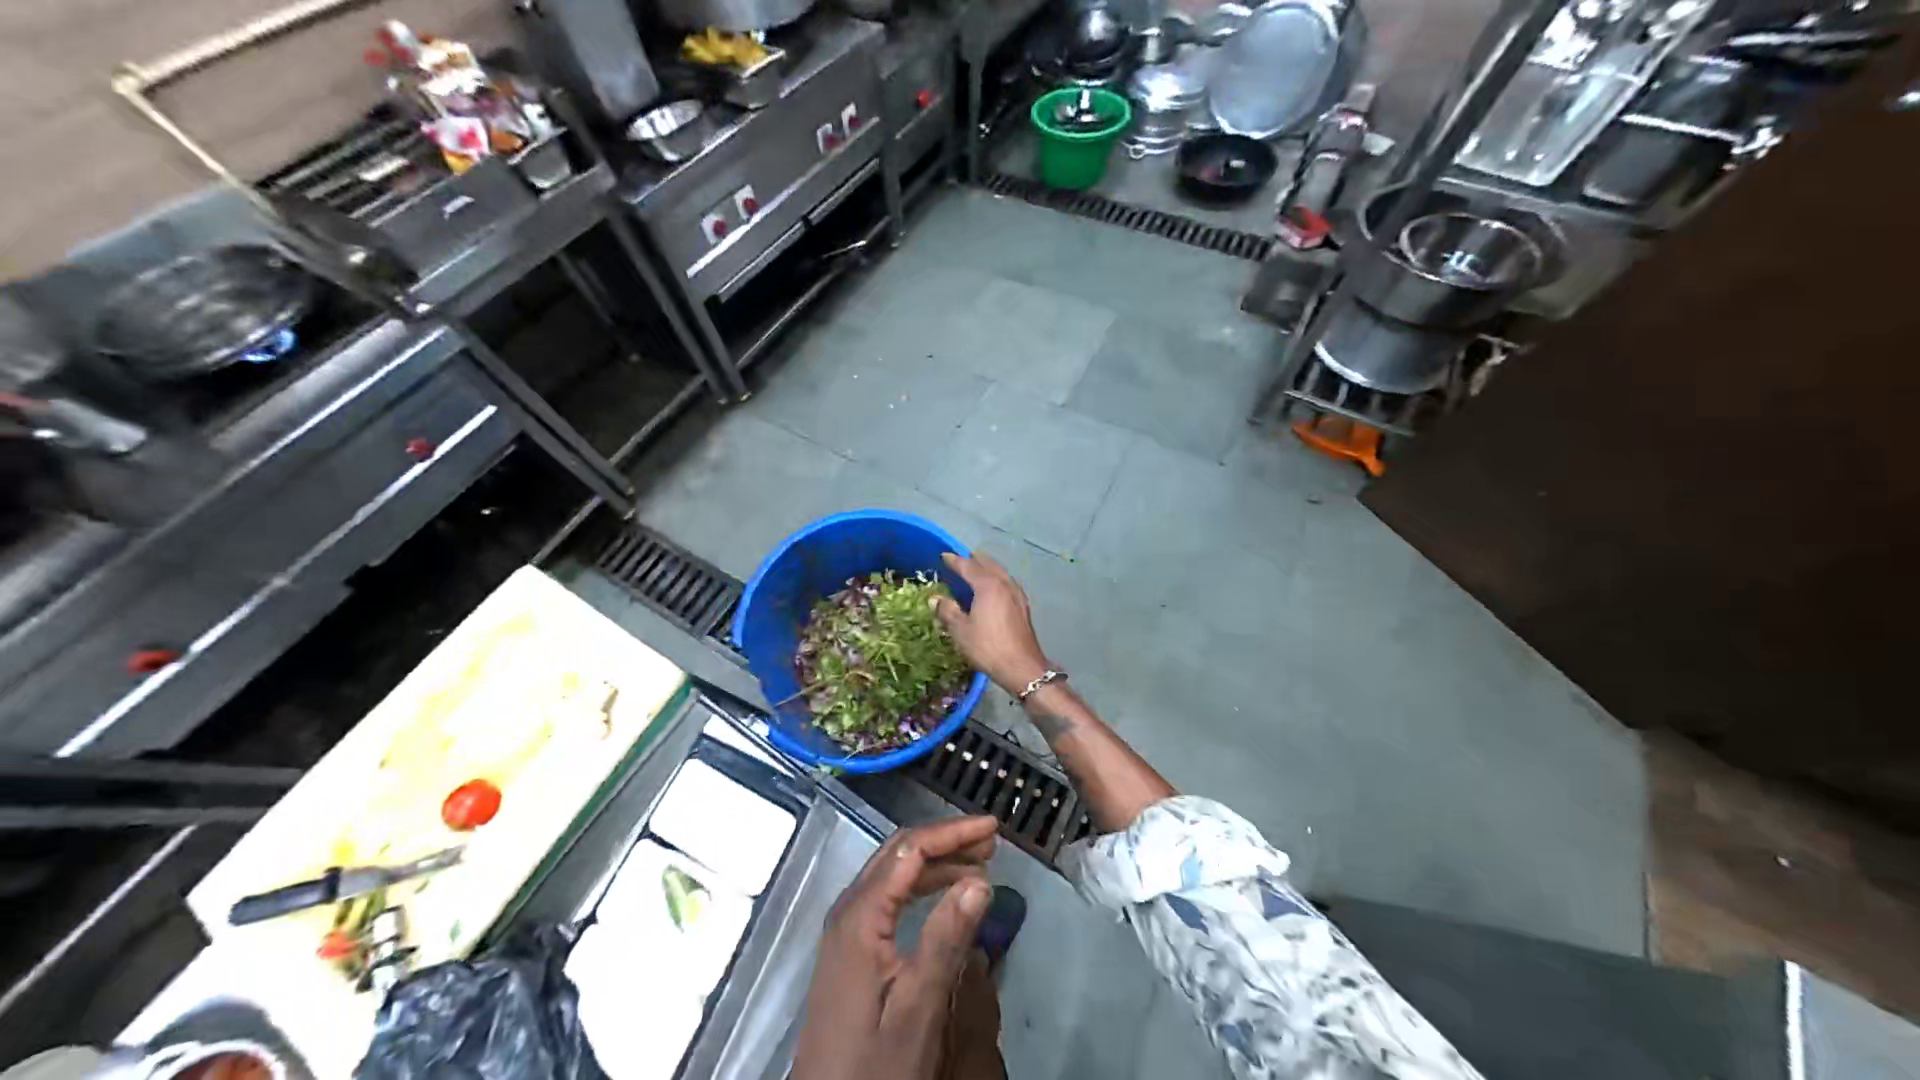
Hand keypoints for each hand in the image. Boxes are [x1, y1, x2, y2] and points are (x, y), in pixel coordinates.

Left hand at [791, 816, 998, 1079]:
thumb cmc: (874, 1063)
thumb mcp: (917, 1007)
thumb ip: (947, 940)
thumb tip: (981, 880)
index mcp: (860, 916)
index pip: (910, 849)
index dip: (953, 832)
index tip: (992, 829)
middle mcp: (848, 909)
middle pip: (899, 852)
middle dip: (946, 840)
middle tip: (990, 842)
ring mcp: (846, 927)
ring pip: (894, 871)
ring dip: (936, 861)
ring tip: (979, 866)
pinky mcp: (850, 945)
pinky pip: (888, 894)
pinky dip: (922, 884)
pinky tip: (946, 896)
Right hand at [934, 551, 1051, 694]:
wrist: (1021, 667)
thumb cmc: (988, 647)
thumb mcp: (960, 630)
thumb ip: (947, 611)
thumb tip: (935, 598)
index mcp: (988, 585)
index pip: (968, 566)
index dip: (955, 561)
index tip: (944, 556)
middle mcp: (1004, 584)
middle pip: (988, 565)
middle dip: (974, 560)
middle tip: (961, 560)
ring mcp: (1017, 595)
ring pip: (1000, 572)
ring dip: (987, 568)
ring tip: (976, 570)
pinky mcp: (1023, 606)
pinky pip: (1007, 583)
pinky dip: (997, 579)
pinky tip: (994, 589)